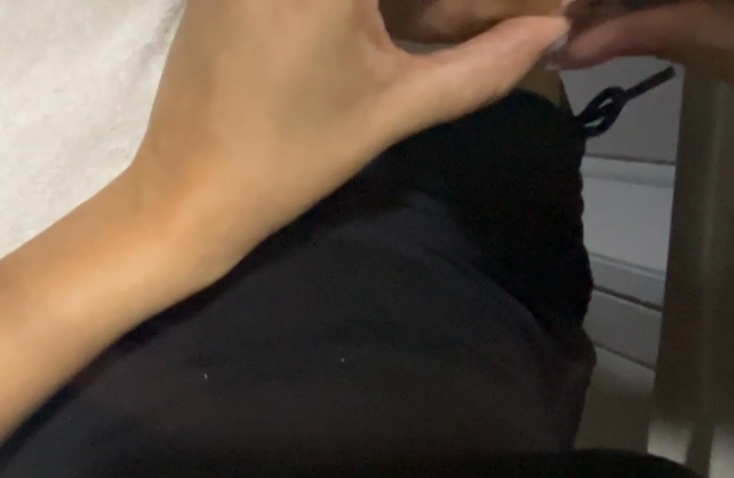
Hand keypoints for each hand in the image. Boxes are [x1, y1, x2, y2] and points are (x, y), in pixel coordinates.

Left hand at [126, 0, 568, 281]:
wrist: (182, 202)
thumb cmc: (282, 165)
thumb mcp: (386, 112)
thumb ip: (475, 69)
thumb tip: (550, 37)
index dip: (466, 11)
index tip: (509, 25)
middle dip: (438, 11)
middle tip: (495, 31)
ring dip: (405, 10)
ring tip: (447, 35)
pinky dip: (357, 11)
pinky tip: (392, 29)